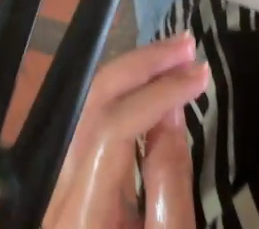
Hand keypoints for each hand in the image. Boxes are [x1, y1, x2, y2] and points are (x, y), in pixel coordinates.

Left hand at [44, 32, 207, 228]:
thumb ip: (169, 181)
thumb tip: (171, 109)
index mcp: (80, 212)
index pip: (112, 128)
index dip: (158, 92)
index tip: (200, 75)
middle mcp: (58, 189)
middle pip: (92, 102)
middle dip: (142, 65)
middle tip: (187, 47)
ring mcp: (58, 182)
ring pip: (89, 105)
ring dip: (135, 72)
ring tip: (176, 55)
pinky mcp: (69, 181)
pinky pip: (94, 122)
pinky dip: (126, 94)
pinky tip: (155, 83)